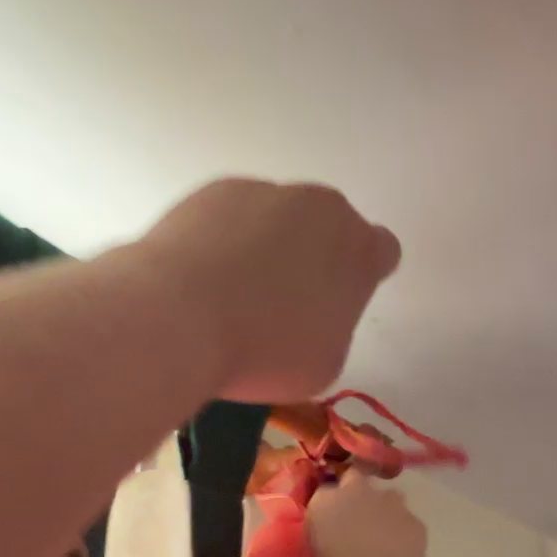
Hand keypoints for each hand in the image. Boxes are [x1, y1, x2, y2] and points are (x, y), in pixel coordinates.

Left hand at [136, 178, 400, 402]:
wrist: (177, 317)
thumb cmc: (263, 351)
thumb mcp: (323, 364)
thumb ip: (333, 329)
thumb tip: (312, 316)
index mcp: (359, 249)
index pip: (379, 253)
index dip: (357, 279)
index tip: (332, 304)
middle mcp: (317, 206)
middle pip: (322, 229)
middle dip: (306, 259)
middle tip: (275, 308)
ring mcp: (262, 192)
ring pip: (271, 221)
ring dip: (258, 249)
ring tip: (225, 300)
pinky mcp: (210, 192)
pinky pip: (225, 220)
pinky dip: (216, 243)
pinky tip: (195, 283)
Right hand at [305, 470, 428, 556]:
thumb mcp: (316, 549)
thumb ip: (324, 525)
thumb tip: (333, 520)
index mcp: (323, 501)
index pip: (324, 488)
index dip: (330, 499)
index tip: (331, 514)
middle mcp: (356, 492)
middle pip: (356, 478)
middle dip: (356, 491)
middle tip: (356, 516)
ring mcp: (389, 502)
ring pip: (387, 495)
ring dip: (384, 507)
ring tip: (382, 534)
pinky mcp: (414, 519)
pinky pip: (407, 518)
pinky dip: (403, 529)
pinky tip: (400, 550)